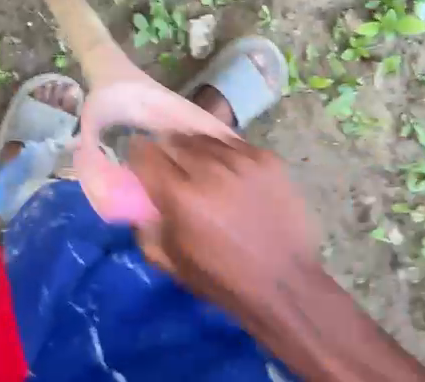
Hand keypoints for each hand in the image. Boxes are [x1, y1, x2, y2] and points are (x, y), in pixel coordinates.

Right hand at [125, 133, 320, 323]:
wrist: (287, 286)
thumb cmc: (225, 280)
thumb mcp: (173, 264)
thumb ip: (146, 231)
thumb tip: (137, 205)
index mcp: (180, 195)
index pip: (145, 153)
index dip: (139, 154)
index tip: (141, 160)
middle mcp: (208, 170)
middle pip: (174, 139)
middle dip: (168, 151)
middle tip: (173, 167)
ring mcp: (241, 161)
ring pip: (204, 138)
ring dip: (197, 149)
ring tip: (202, 166)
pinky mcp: (267, 160)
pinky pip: (235, 143)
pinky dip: (227, 153)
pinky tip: (231, 171)